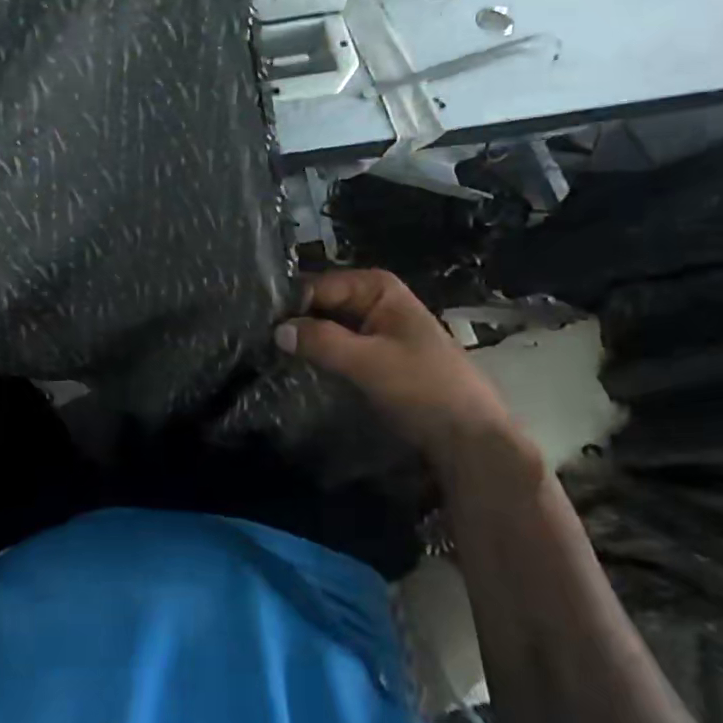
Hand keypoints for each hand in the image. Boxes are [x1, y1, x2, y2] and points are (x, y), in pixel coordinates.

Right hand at [275, 269, 530, 475]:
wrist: (468, 436)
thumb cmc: (424, 388)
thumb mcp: (370, 362)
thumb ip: (322, 341)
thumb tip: (276, 330)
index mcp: (378, 287)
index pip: (319, 285)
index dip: (290, 304)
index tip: (255, 326)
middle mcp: (375, 300)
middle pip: (322, 304)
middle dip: (295, 322)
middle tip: (253, 344)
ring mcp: (376, 329)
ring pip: (328, 328)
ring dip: (305, 342)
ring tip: (264, 358)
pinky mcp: (375, 358)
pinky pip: (338, 349)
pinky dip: (320, 357)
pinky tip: (294, 371)